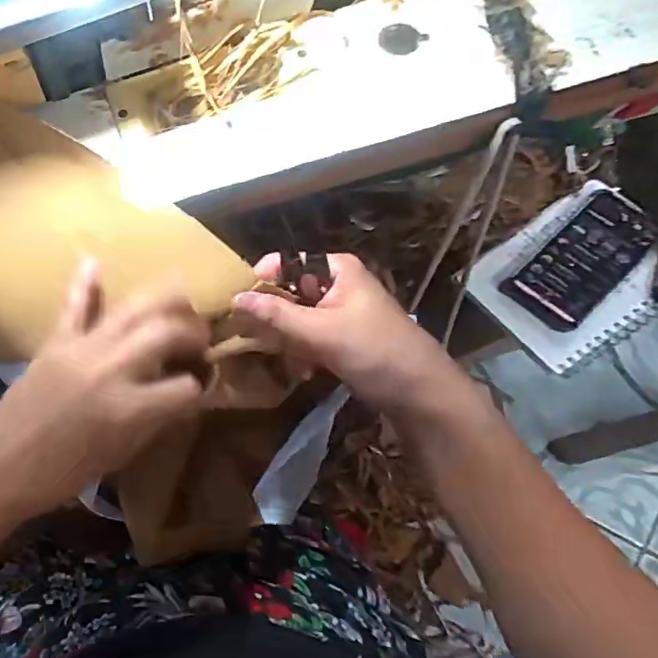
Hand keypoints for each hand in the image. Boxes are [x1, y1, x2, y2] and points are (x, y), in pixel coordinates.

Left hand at [0, 259, 209, 526]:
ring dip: (164, 301)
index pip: (188, 387)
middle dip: (194, 332)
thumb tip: (186, 394)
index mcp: (130, 409)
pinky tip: (96, 261)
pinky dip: (85, 282)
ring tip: (180, 303)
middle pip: (167, 331)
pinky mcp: (54, 342)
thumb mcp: (120, 454)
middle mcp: (111, 369)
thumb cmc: (63, 475)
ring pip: (132, 309)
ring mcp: (80, 349)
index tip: (204, 385)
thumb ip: (156, 419)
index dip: (202, 386)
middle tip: (200, 340)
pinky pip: (74, 306)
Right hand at [234, 253, 490, 426]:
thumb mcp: (320, 332)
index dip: (261, 281)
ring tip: (298, 364)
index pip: (284, 262)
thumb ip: (275, 314)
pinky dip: (304, 353)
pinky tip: (308, 372)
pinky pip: (309, 337)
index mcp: (337, 269)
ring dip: (290, 342)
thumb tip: (235, 298)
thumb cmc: (374, 352)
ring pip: (296, 318)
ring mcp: (341, 311)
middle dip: (277, 320)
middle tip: (267, 342)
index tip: (239, 307)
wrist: (422, 395)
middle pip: (288, 291)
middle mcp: (338, 283)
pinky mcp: (343, 336)